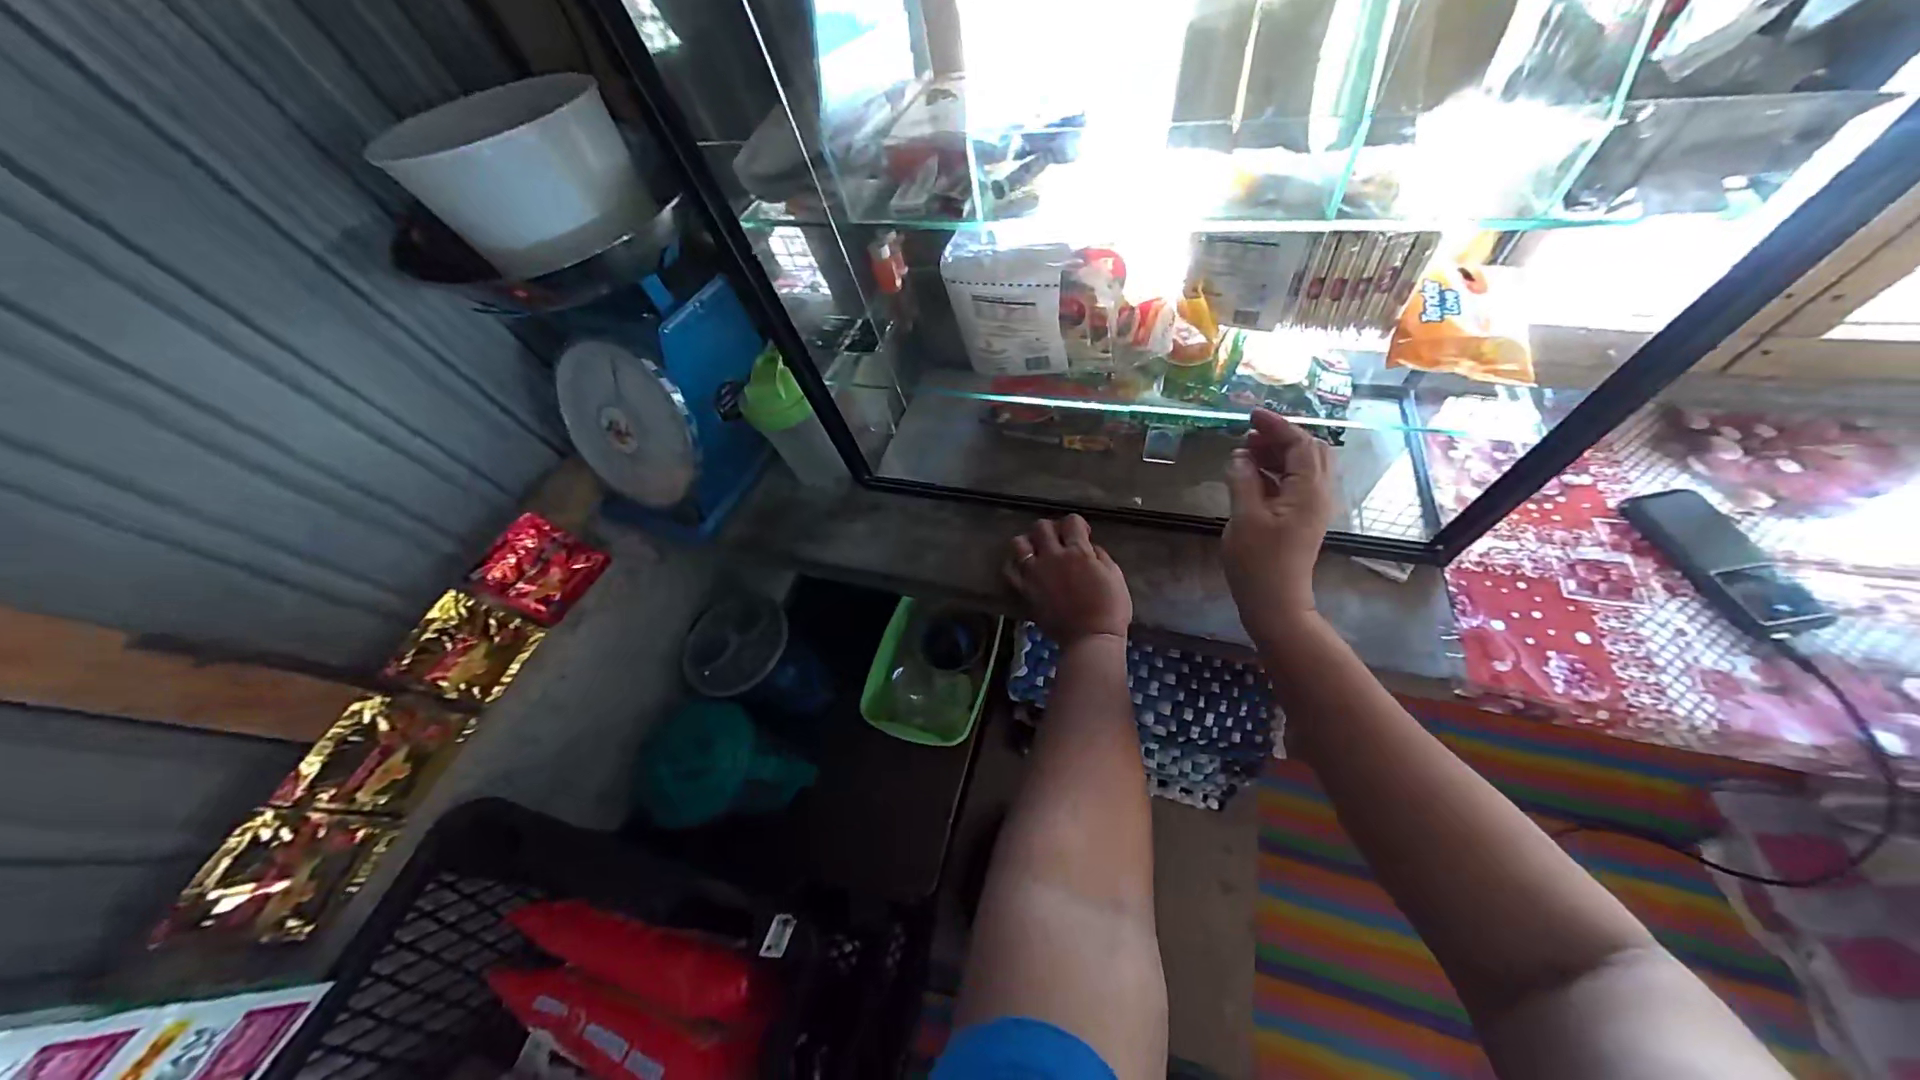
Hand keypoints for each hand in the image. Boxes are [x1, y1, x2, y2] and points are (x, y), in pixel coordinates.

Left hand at [1004, 514, 1131, 647]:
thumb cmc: (1110, 609)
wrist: (1090, 639)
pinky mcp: (1024, 590)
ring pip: (1019, 543)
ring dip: (1028, 542)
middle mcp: (1052, 557)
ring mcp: (1034, 573)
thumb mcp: (1115, 576)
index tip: (1083, 534)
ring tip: (1037, 551)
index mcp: (1078, 551)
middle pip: (1041, 527)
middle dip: (1051, 529)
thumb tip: (1089, 546)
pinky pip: (1009, 570)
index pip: (1071, 521)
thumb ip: (1100, 556)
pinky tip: (1023, 567)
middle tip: (1059, 541)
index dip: (1077, 524)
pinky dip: (1014, 564)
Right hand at [1222, 409, 1333, 629]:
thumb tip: (1240, 455)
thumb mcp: (1244, 516)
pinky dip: (1276, 471)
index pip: (1300, 444)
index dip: (1277, 425)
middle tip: (1249, 435)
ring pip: (1303, 467)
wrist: (1275, 602)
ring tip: (1246, 452)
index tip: (1251, 415)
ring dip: (1278, 454)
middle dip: (1281, 437)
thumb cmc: (1258, 562)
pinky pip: (1295, 483)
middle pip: (1310, 451)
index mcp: (1309, 490)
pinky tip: (1251, 475)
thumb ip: (1243, 479)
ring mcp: (1313, 508)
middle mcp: (1319, 494)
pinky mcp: (1303, 519)